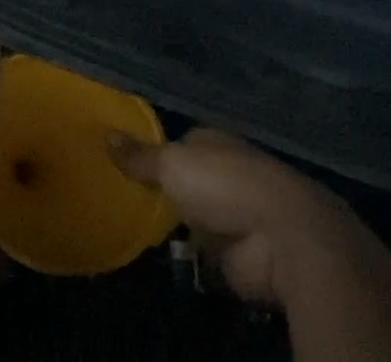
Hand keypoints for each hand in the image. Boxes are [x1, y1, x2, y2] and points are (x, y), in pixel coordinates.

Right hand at [108, 128, 363, 304]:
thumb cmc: (225, 185)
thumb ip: (140, 156)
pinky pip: (205, 254)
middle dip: (167, 189)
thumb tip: (105, 134)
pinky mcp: (241, 255)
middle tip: (124, 196)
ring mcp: (237, 216)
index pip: (182, 143)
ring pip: (197, 217)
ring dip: (180, 226)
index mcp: (216, 143)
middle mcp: (229, 174)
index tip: (127, 162)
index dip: (158, 152)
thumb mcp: (172, 164)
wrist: (284, 239)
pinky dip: (192, 256)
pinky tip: (165, 256)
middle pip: (190, 180)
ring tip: (136, 227)